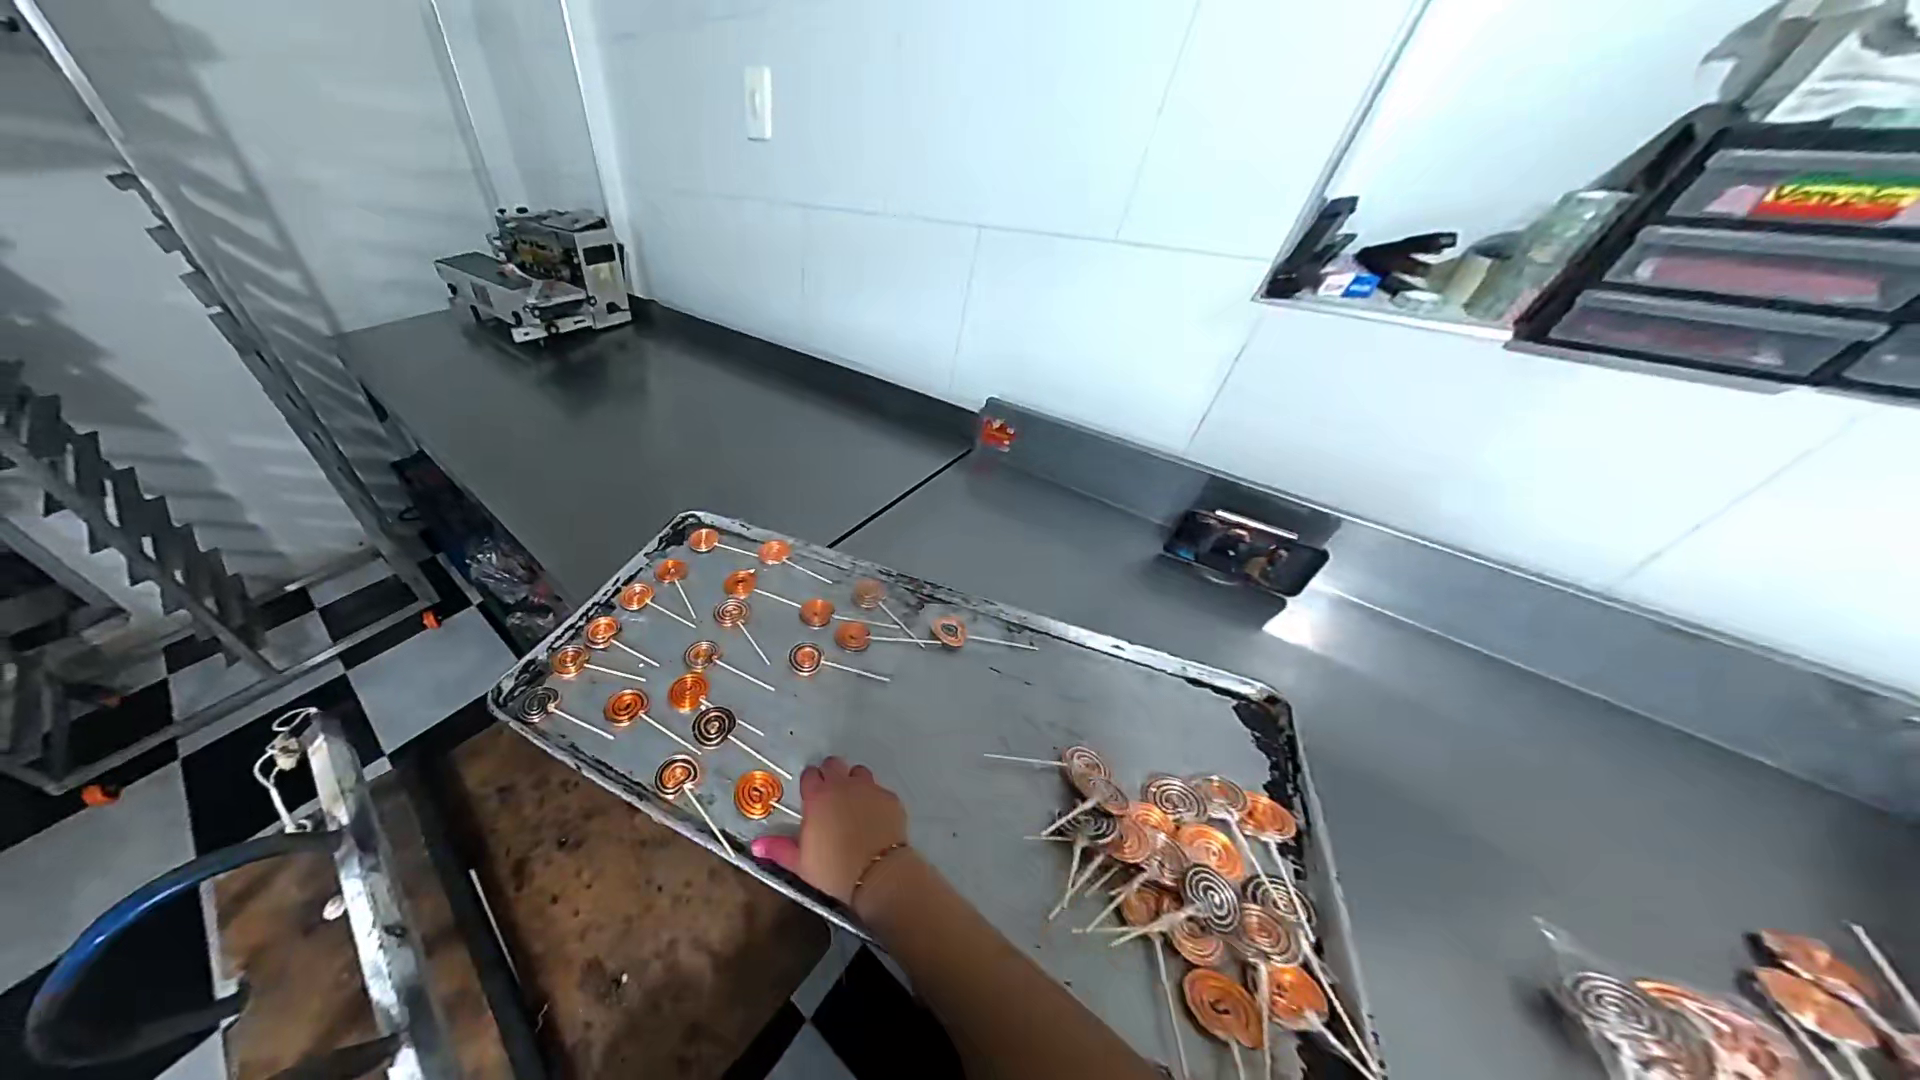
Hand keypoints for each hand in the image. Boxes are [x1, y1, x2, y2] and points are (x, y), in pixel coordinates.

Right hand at [750, 756, 906, 905]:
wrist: (877, 873)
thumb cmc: (834, 869)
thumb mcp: (801, 863)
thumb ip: (779, 849)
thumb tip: (757, 845)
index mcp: (818, 796)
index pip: (810, 774)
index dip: (809, 783)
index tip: (809, 794)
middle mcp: (843, 785)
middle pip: (833, 764)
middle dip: (829, 774)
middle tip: (829, 794)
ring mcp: (869, 788)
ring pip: (858, 772)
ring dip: (853, 781)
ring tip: (852, 802)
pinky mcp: (890, 797)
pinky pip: (879, 789)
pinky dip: (874, 798)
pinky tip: (874, 815)